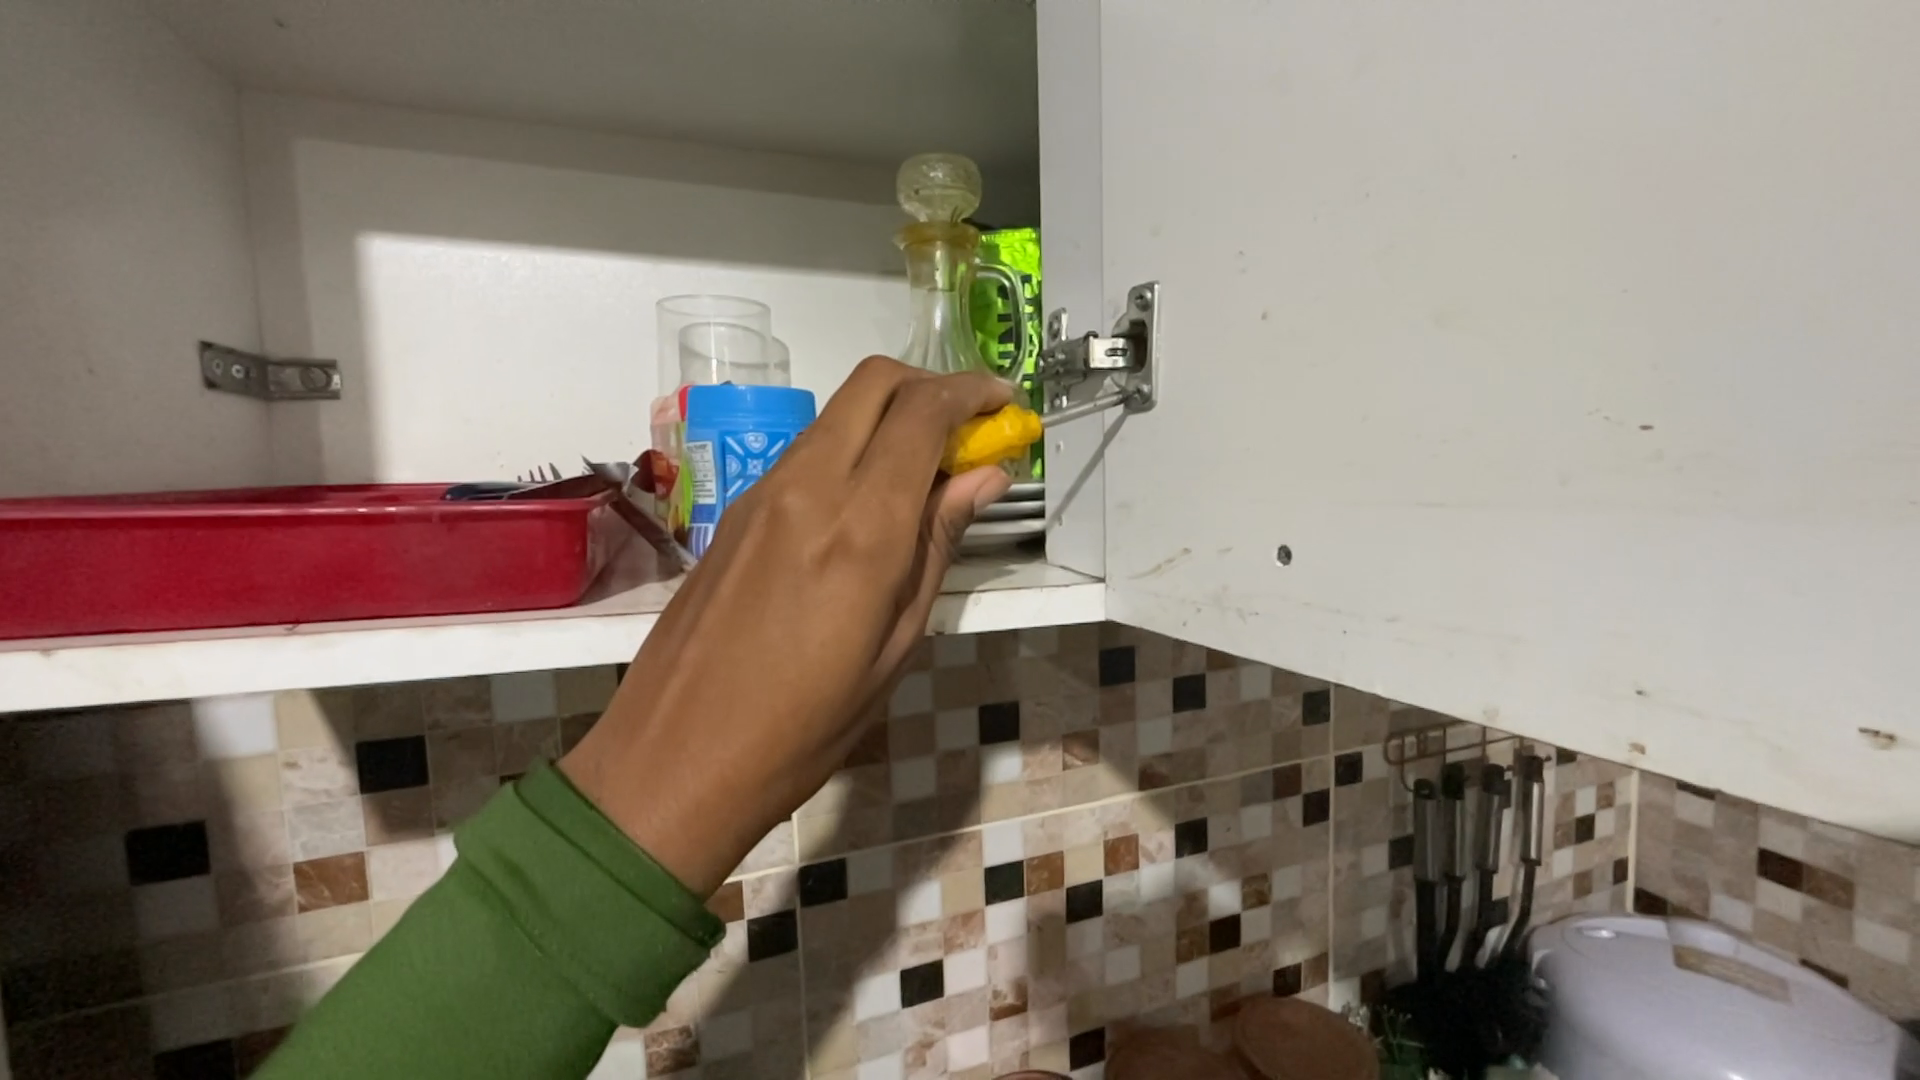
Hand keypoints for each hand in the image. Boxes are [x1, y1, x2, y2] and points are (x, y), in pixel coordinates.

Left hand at [559, 357, 1013, 894]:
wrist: (674, 758)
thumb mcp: (896, 645)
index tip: (1006, 406)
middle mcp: (808, 486)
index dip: (973, 393)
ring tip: (927, 473)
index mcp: (860, 526)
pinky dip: (853, 447)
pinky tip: (870, 502)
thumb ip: (938, 544)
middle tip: (968, 431)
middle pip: (875, 381)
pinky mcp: (736, 510)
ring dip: (891, 416)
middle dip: (932, 385)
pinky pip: (808, 451)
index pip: (923, 413)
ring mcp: (762, 492)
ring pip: (839, 412)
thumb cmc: (806, 725)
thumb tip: (984, 478)